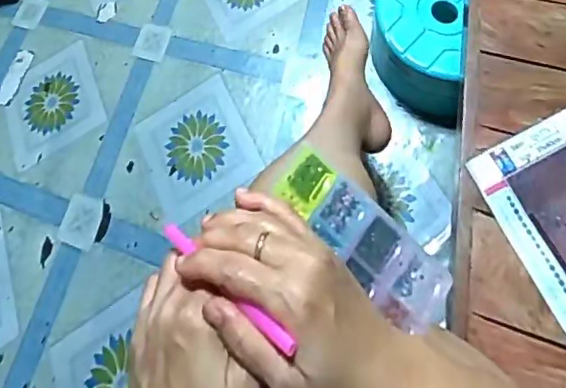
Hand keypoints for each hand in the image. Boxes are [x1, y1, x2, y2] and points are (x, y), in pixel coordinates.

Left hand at [132, 253, 248, 387]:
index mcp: (199, 309)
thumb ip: (251, 329)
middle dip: (212, 262)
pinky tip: (183, 298)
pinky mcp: (137, 328)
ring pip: (171, 267)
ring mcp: (150, 314)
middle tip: (230, 275)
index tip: (247, 270)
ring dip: (189, 270)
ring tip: (208, 284)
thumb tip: (259, 297)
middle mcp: (170, 302)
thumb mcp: (246, 374)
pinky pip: (153, 286)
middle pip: (194, 260)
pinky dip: (168, 284)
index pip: (220, 263)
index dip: (235, 264)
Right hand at [178, 190, 400, 387]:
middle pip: (243, 237)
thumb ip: (245, 341)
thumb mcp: (287, 380)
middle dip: (210, 239)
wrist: (385, 363)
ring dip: (229, 219)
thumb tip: (209, 304)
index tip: (180, 267)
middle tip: (186, 248)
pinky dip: (261, 201)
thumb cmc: (333, 378)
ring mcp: (312, 247)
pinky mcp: (320, 242)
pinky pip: (286, 212)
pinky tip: (240, 197)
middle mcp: (300, 262)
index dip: (201, 264)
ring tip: (203, 226)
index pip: (233, 269)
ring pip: (260, 221)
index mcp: (290, 298)